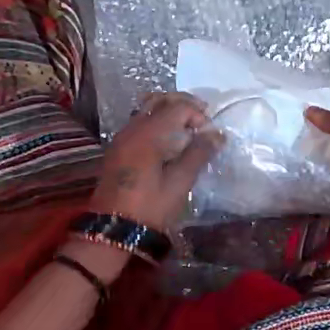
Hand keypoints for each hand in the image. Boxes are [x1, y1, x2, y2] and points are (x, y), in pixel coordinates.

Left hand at [91, 93, 223, 229]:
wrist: (112, 228)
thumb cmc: (149, 207)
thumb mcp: (179, 183)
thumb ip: (198, 154)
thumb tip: (217, 134)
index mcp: (149, 134)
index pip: (178, 107)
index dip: (198, 115)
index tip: (210, 135)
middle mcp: (133, 128)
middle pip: (159, 100)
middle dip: (183, 105)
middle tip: (202, 121)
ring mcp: (122, 137)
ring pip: (147, 109)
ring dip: (169, 112)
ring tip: (187, 131)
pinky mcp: (117, 148)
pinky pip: (139, 123)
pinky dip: (156, 123)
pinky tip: (168, 142)